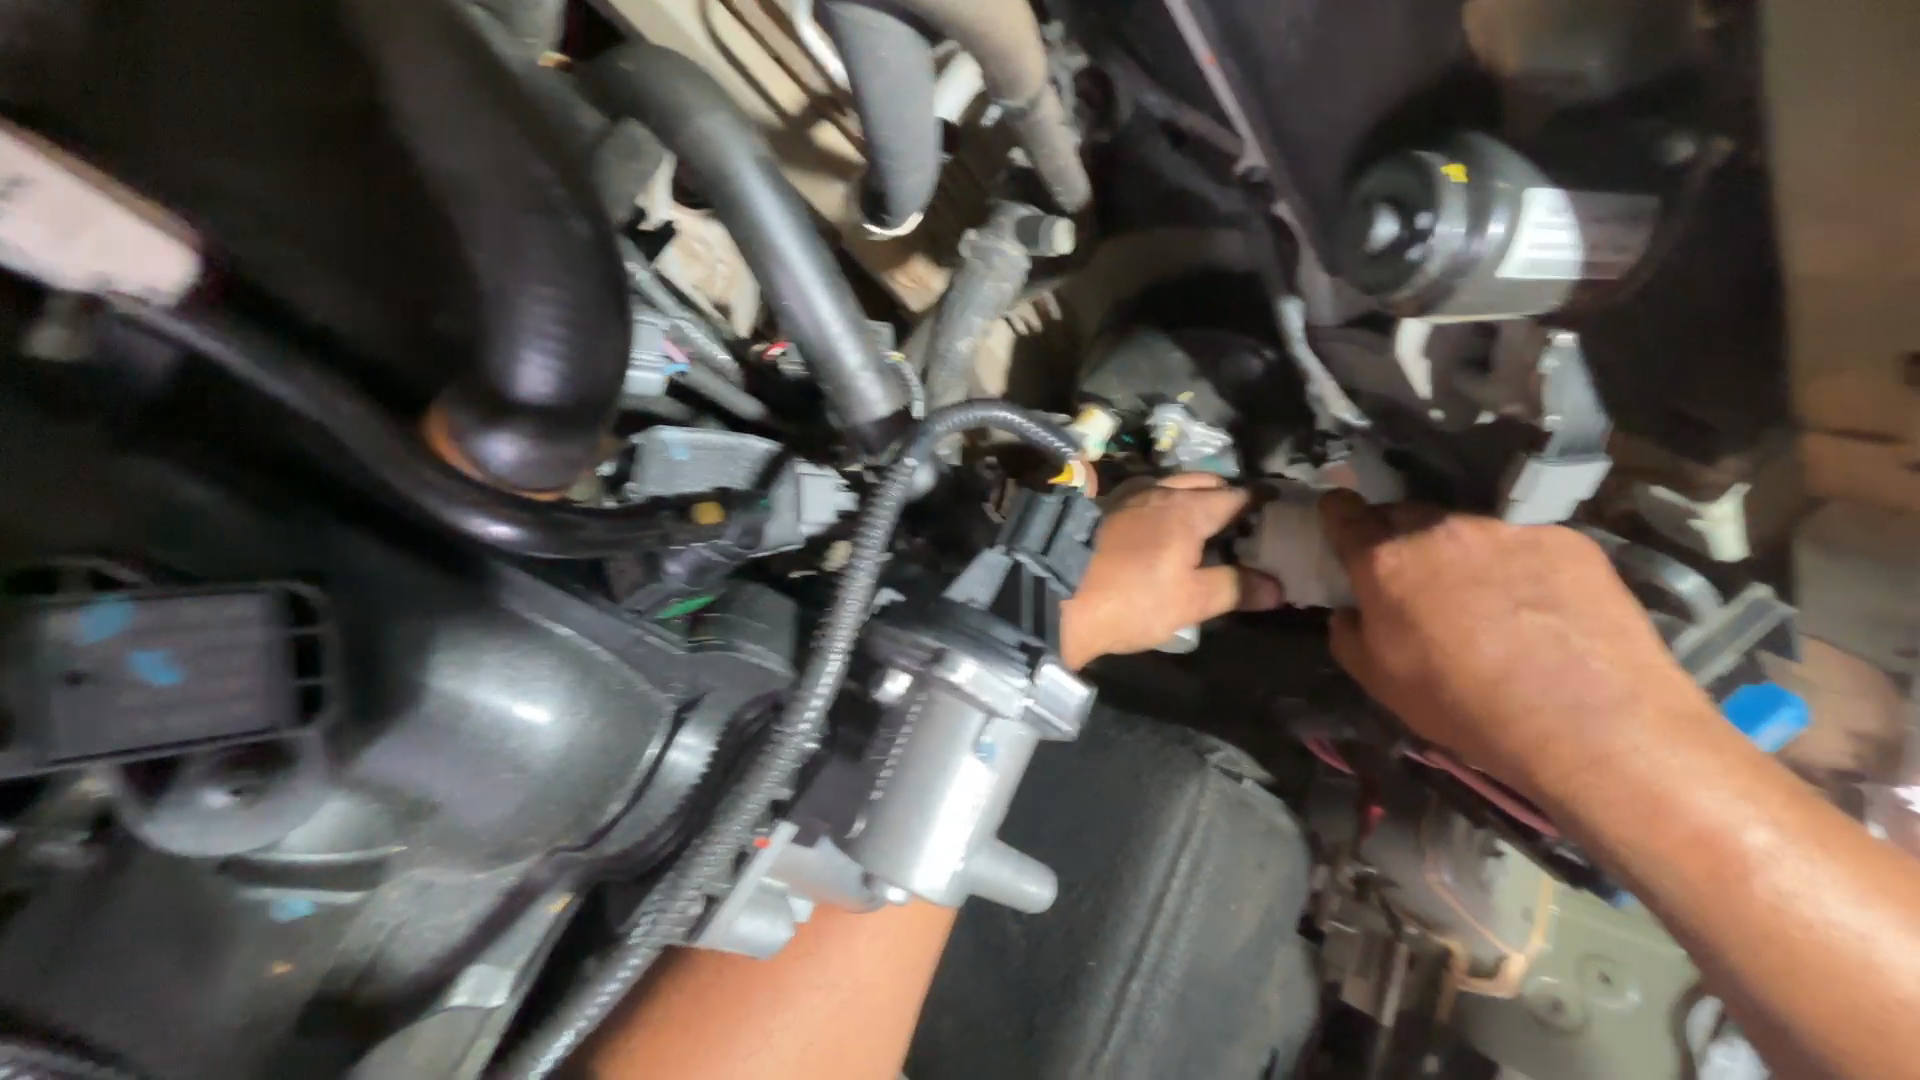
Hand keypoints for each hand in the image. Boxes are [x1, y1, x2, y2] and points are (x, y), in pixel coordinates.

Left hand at [1059, 474, 1283, 668]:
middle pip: (1202, 483)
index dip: (1260, 505)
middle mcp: (1157, 490)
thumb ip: (1234, 587)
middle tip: (1241, 523)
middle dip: (1225, 496)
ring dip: (1188, 497)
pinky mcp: (1097, 509)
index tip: (1276, 516)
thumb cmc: (1130, 600)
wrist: (1053, 597)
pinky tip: (1154, 527)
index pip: (1237, 496)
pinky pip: (1140, 497)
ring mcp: (1123, 496)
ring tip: (1200, 524)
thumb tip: (1277, 585)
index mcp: (1186, 508)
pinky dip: (1158, 505)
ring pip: (1167, 486)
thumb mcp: (1189, 602)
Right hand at [1318, 490, 1715, 800]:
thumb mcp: (1379, 682)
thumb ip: (1350, 635)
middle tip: (1412, 579)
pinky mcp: (1566, 539)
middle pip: (1404, 514)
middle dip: (1398, 539)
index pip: (1344, 512)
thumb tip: (1352, 612)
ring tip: (1483, 598)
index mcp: (1385, 562)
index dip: (1337, 514)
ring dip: (1460, 552)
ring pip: (1465, 529)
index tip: (1341, 523)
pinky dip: (1518, 565)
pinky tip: (1537, 607)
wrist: (1591, 723)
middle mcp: (1440, 530)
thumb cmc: (1464, 706)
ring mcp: (1507, 530)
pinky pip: (1524, 543)